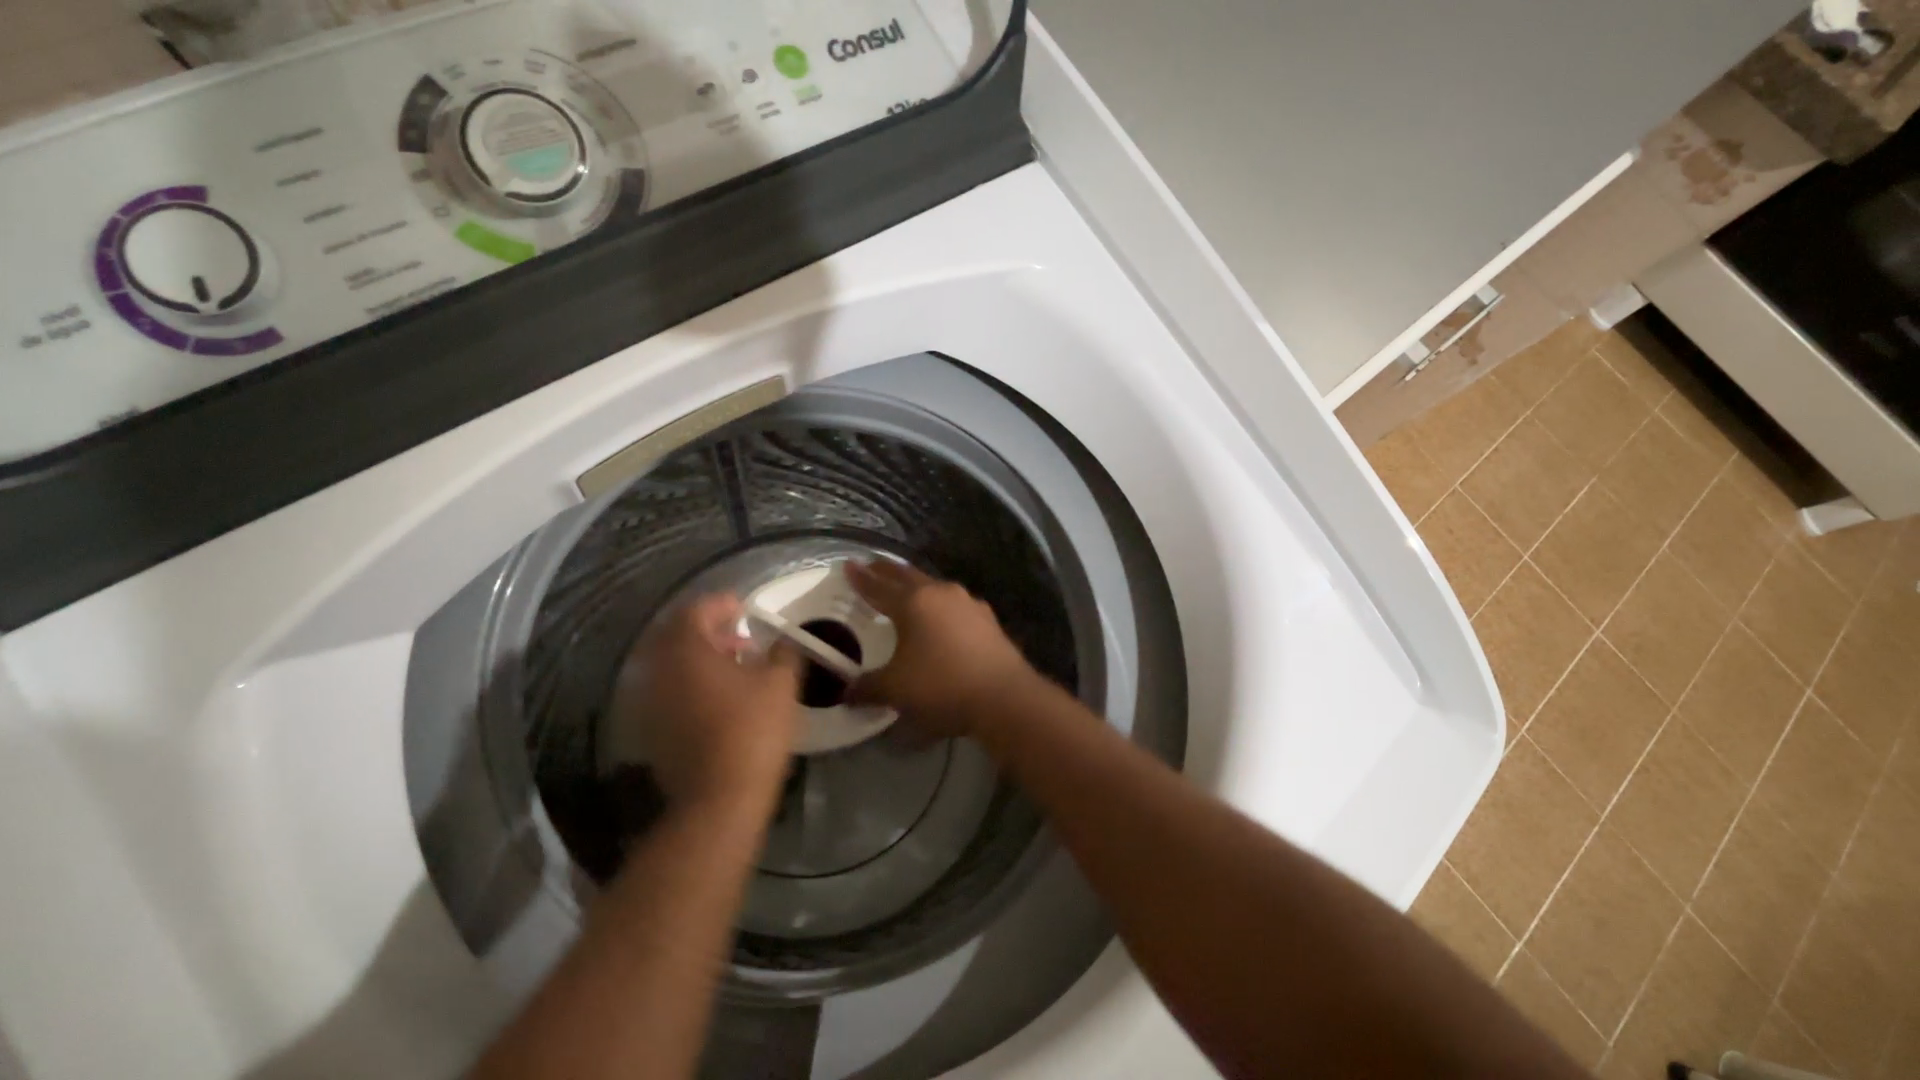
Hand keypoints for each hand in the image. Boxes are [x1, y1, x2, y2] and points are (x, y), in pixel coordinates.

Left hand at [610, 594, 802, 814]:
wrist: (718, 799)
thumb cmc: (752, 731)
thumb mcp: (780, 684)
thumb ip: (783, 653)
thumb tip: (782, 640)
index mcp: (685, 649)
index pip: (696, 610)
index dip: (722, 604)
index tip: (746, 608)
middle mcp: (658, 669)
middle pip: (678, 636)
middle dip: (710, 631)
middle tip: (741, 636)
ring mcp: (649, 701)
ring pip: (672, 665)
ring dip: (701, 659)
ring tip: (735, 668)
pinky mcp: (651, 729)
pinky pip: (670, 691)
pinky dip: (692, 684)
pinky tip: (721, 698)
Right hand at [845, 560, 1041, 738]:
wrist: (1004, 698)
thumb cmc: (942, 686)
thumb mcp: (896, 690)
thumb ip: (867, 688)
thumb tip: (845, 692)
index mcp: (913, 602)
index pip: (878, 586)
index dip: (860, 578)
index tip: (848, 565)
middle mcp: (941, 593)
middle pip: (907, 577)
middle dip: (887, 572)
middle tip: (871, 568)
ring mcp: (969, 604)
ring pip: (934, 587)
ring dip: (916, 586)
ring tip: (904, 591)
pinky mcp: (987, 620)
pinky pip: (954, 605)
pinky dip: (939, 606)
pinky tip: (940, 617)